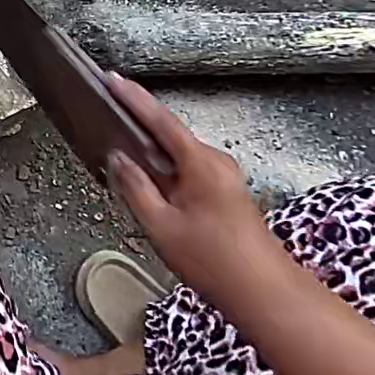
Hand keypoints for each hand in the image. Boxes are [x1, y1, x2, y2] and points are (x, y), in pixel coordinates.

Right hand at [104, 74, 274, 293]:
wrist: (265, 295)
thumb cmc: (216, 262)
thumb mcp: (161, 224)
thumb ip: (135, 186)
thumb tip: (118, 159)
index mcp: (201, 163)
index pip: (160, 120)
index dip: (133, 98)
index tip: (113, 80)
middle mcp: (215, 162)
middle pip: (168, 133)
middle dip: (138, 124)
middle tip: (109, 114)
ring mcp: (223, 176)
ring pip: (176, 153)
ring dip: (150, 152)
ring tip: (121, 155)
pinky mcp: (224, 191)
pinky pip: (186, 168)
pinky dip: (164, 169)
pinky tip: (148, 183)